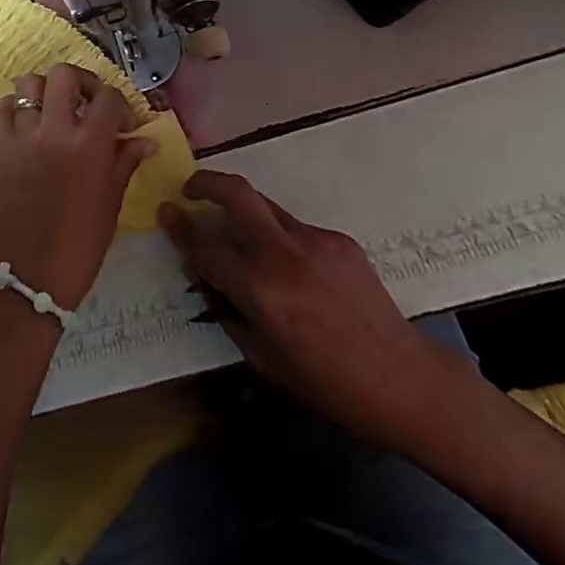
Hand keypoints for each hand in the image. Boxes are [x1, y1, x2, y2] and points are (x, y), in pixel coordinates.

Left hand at [0, 63, 156, 311]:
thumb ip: (126, 161)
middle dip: (84, 82)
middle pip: (64, 75)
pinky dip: (12, 107)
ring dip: (46, 91)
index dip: (122, 105)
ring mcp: (21, 138)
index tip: (125, 124)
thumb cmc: (82, 243)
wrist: (31, 275)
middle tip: (91, 105)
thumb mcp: (112, 201)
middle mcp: (53, 131)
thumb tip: (146, 140)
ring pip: (27, 84)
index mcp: (89, 145)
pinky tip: (27, 123)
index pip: (109, 98)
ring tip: (58, 111)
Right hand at [159, 170, 470, 452]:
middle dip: (207, 182)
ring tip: (241, 238)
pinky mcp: (341, 240)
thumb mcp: (264, 359)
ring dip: (246, 214)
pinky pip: (298, 231)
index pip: (207, 248)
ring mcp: (317, 241)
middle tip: (191, 187)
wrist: (399, 376)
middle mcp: (285, 254)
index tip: (165, 211)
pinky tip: (293, 272)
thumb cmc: (325, 382)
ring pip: (268, 209)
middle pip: (239, 194)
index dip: (181, 229)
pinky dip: (282, 242)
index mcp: (261, 289)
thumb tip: (212, 286)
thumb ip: (232, 315)